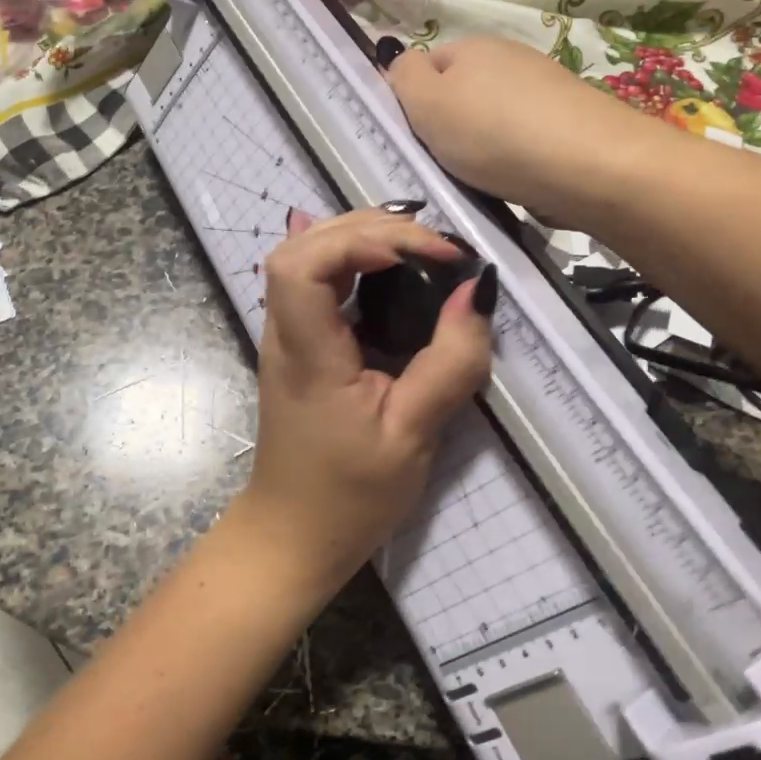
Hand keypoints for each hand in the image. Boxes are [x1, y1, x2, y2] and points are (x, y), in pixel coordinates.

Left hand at [240, 210, 495, 589]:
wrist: (295, 532)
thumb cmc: (350, 493)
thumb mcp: (413, 434)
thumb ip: (447, 362)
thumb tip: (476, 291)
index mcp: (306, 352)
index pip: (302, 264)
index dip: (356, 238)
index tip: (423, 253)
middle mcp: (284, 334)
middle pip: (301, 248)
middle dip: (366, 227)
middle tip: (432, 245)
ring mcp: (286, 338)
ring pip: (306, 260)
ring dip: (359, 239)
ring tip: (419, 248)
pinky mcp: (300, 348)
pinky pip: (316, 285)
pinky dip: (353, 263)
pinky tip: (387, 267)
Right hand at [386, 35, 651, 213]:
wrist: (591, 166)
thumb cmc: (492, 133)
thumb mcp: (427, 103)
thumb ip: (403, 77)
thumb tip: (400, 64)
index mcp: (472, 46)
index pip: (425, 64)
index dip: (411, 99)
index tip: (410, 136)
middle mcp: (509, 57)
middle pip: (459, 91)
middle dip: (447, 124)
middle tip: (439, 160)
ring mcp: (543, 89)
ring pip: (490, 117)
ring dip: (478, 145)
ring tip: (476, 177)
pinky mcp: (568, 122)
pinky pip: (521, 138)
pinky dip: (510, 158)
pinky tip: (511, 180)